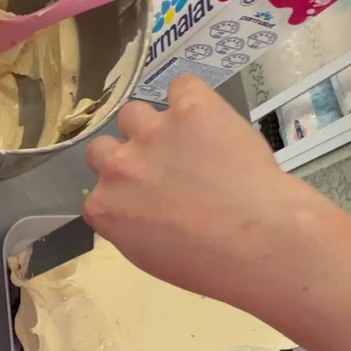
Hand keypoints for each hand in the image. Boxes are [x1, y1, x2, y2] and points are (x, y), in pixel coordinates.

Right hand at [84, 75, 334, 299]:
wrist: (253, 240)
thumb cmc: (204, 263)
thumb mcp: (148, 256)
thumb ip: (129, 225)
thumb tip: (138, 211)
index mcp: (104, 207)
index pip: (97, 191)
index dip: (121, 193)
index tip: (143, 200)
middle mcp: (118, 167)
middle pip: (101, 147)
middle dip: (124, 156)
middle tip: (156, 168)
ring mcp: (151, 133)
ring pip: (133, 113)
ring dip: (151, 125)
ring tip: (184, 140)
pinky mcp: (190, 108)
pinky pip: (182, 87)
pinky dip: (191, 99)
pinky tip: (208, 118)